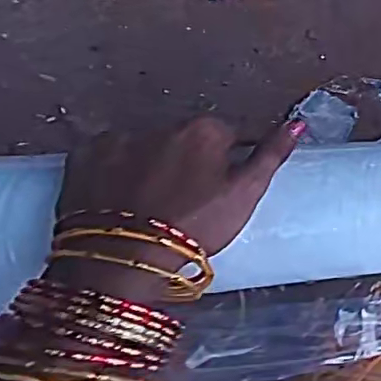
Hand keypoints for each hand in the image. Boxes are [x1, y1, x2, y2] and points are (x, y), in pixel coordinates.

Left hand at [48, 116, 303, 300]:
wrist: (122, 257)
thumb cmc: (196, 225)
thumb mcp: (246, 194)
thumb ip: (271, 155)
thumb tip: (297, 124)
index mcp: (206, 130)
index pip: (235, 134)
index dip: (237, 159)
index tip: (231, 182)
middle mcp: (161, 123)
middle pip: (189, 138)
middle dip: (196, 158)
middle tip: (196, 197)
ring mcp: (118, 137)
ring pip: (151, 146)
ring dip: (158, 162)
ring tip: (158, 200)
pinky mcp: (83, 155)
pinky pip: (113, 155)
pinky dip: (121, 169)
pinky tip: (127, 196)